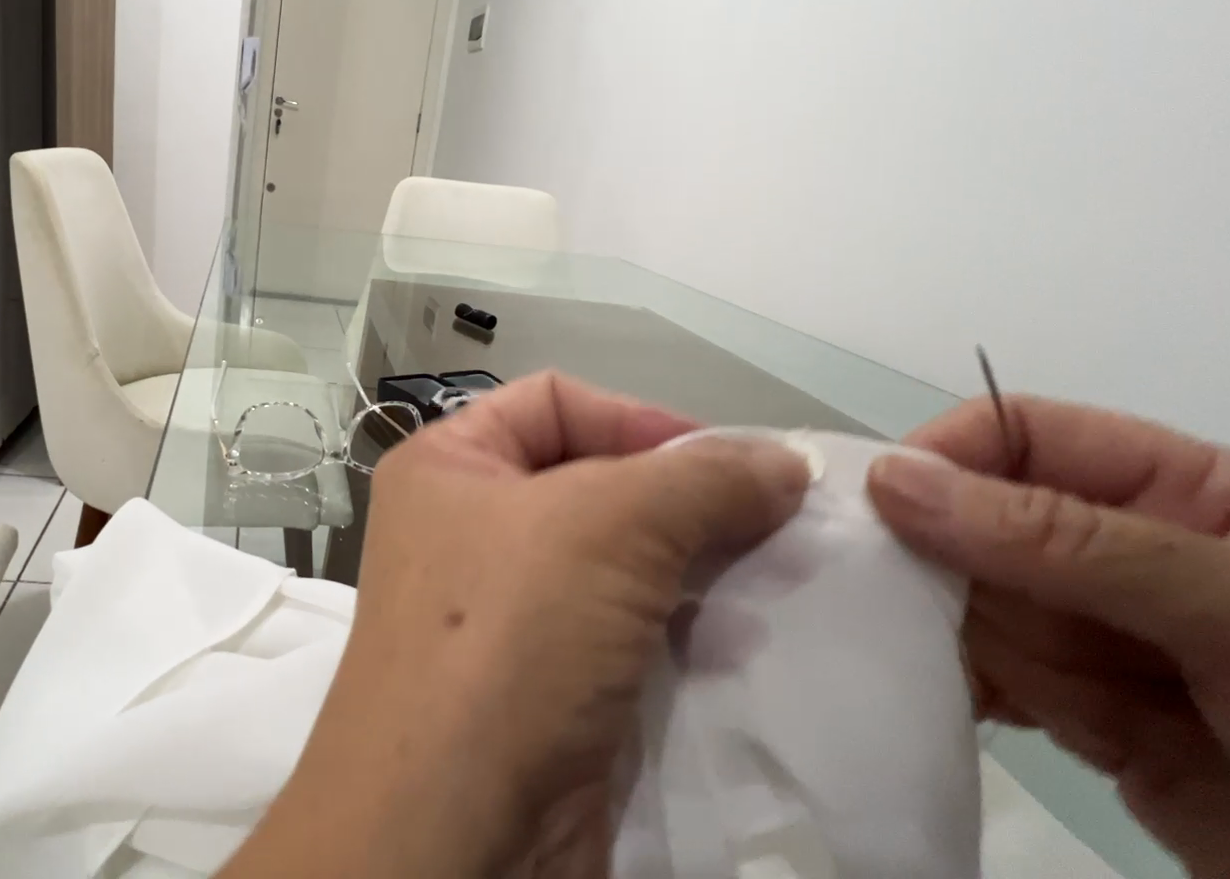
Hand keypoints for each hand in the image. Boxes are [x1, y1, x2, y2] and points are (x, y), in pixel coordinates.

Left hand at [220, 372, 808, 877]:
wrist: (453, 829)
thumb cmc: (506, 637)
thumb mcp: (604, 525)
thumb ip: (700, 479)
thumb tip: (780, 461)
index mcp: (449, 464)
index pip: (556, 401)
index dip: (640, 418)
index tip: (729, 465)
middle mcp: (469, 526)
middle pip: (596, 481)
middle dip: (685, 501)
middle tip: (771, 529)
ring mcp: (507, 609)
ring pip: (620, 562)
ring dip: (697, 570)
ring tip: (770, 585)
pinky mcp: (544, 680)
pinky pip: (626, 630)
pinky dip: (685, 630)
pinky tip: (742, 644)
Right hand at [867, 396, 1229, 876]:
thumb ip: (1067, 541)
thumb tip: (893, 480)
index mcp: (1184, 495)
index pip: (1026, 435)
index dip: (945, 455)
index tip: (870, 501)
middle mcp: (1123, 554)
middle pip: (976, 516)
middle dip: (911, 541)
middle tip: (837, 571)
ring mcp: (1097, 634)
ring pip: (965, 594)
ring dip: (911, 613)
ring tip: (853, 630)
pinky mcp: (1075, 710)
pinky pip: (978, 672)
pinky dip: (933, 677)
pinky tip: (900, 685)